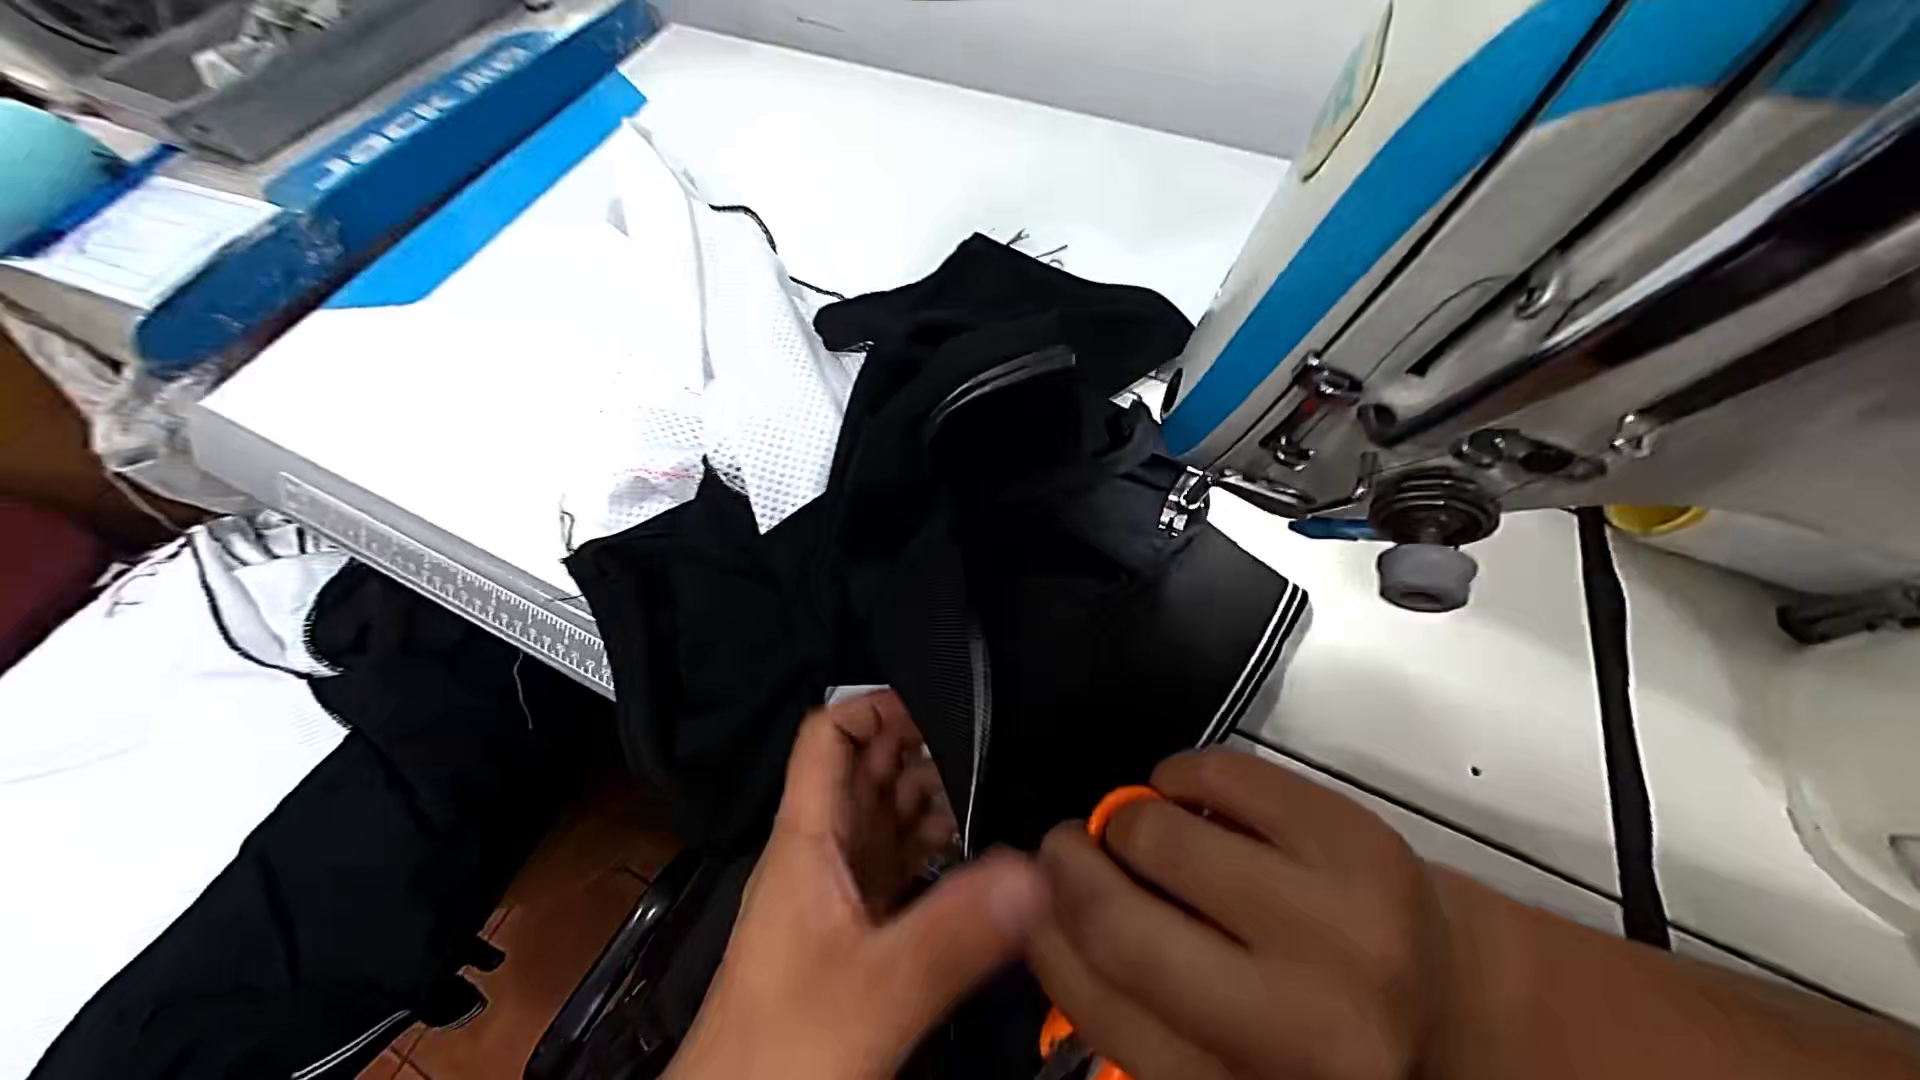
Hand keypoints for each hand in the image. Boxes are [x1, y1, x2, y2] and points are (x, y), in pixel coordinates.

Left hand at [664, 690, 1046, 1079]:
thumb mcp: (875, 988)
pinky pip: (893, 860)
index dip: (873, 708)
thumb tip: (1034, 872)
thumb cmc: (784, 1047)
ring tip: (984, 795)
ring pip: (882, 813)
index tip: (934, 706)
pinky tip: (967, 853)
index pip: (827, 737)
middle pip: (864, 769)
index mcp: (807, 837)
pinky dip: (928, 845)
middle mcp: (819, 848)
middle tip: (982, 749)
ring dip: (927, 797)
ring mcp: (835, 885)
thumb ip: (954, 931)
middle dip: (916, 749)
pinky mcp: (851, 922)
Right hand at [1027, 748, 1454, 1079]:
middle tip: (1064, 843)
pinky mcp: (1353, 838)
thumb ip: (1142, 1015)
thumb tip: (1051, 925)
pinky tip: (1187, 797)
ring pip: (1158, 834)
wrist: (1462, 1000)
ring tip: (1138, 827)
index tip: (1029, 896)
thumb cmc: (1327, 1033)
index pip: (1102, 1007)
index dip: (1044, 936)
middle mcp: (1297, 1025)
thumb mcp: (1230, 1061)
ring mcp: (1334, 923)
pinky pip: (1217, 774)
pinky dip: (1179, 775)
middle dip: (1067, 862)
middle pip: (1119, 920)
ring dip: (1127, 820)